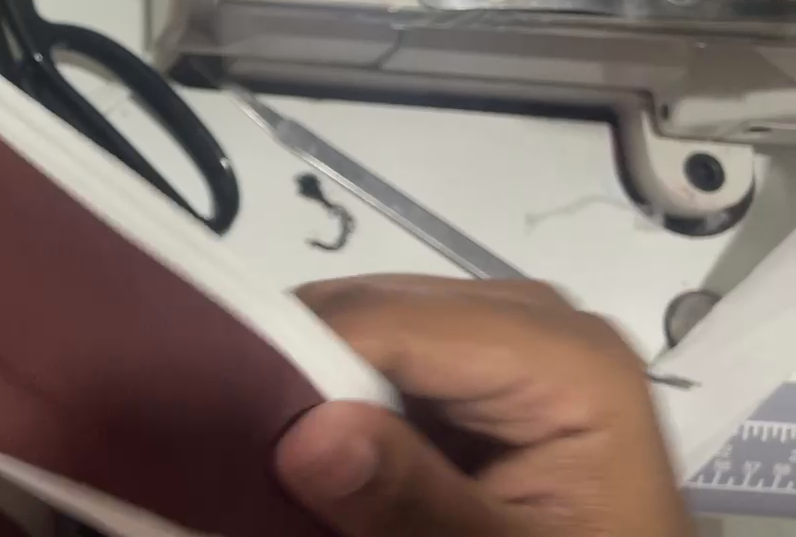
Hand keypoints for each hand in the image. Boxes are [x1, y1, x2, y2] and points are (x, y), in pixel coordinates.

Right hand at [276, 276, 692, 536]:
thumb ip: (417, 505)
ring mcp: (491, 319)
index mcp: (561, 355)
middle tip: (262, 438)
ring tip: (292, 439)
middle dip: (299, 365)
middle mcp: (525, 311)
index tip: (251, 425)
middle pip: (359, 307)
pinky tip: (329, 428)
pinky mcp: (461, 339)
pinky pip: (362, 333)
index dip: (303, 364)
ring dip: (306, 371)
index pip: (382, 323)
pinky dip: (328, 377)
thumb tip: (306, 435)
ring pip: (346, 312)